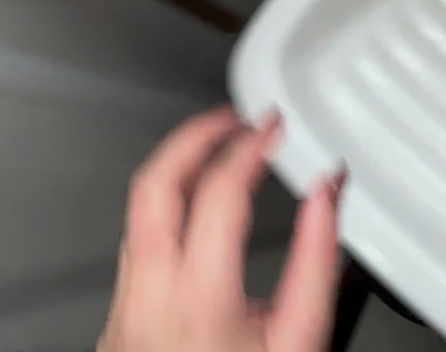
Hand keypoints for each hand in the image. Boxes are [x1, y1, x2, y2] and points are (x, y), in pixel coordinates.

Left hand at [99, 107, 344, 351]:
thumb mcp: (300, 340)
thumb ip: (319, 257)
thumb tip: (328, 190)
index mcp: (198, 299)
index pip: (218, 190)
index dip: (250, 144)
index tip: (275, 126)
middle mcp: (146, 299)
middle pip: (153, 185)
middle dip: (196, 135)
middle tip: (236, 117)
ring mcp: (122, 313)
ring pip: (137, 212)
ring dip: (181, 166)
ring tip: (224, 149)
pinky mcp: (116, 325)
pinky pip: (137, 243)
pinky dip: (170, 205)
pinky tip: (202, 209)